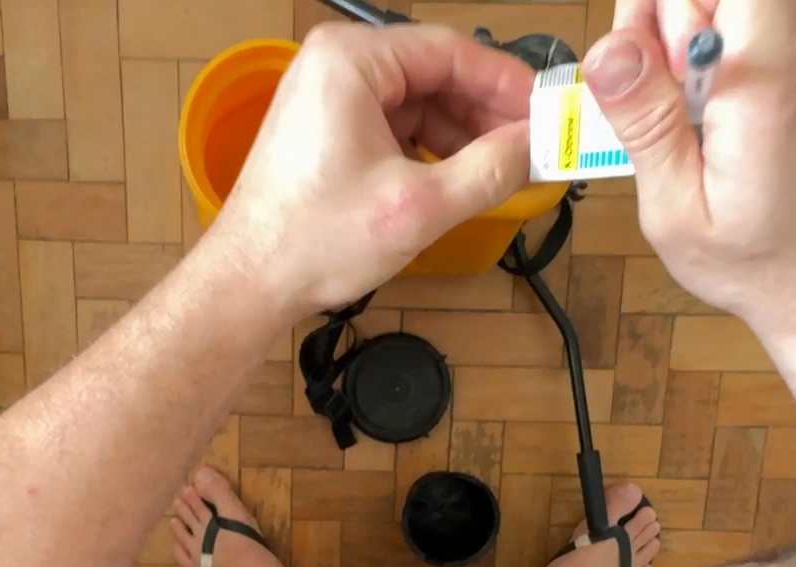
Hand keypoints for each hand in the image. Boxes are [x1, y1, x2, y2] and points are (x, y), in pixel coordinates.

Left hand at [203, 23, 532, 317]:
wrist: (249, 284)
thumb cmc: (316, 242)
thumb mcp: (418, 207)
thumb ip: (488, 171)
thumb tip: (539, 147)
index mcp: (352, 61)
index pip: (452, 52)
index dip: (506, 86)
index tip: (545, 114)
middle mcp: (335, 68)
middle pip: (434, 77)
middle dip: (483, 117)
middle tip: (528, 150)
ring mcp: (326, 101)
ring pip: (415, 107)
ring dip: (458, 140)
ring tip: (496, 174)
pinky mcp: (324, 136)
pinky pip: (391, 131)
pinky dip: (425, 154)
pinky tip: (451, 183)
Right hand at [583, 0, 795, 346]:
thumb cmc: (760, 259)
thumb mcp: (678, 210)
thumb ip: (645, 124)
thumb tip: (608, 49)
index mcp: (767, 70)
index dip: (663, 4)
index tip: (645, 67)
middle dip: (667, 23)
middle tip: (660, 109)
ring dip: (693, 42)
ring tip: (689, 120)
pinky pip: (759, 15)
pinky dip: (723, 53)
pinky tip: (715, 117)